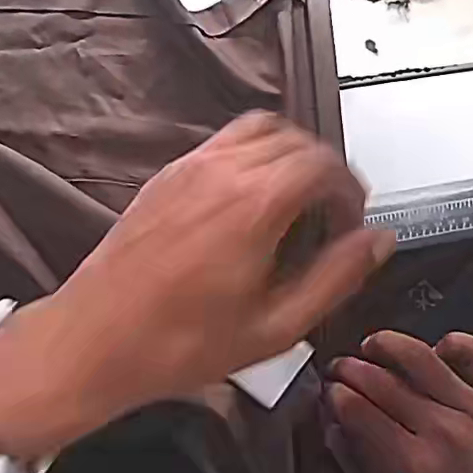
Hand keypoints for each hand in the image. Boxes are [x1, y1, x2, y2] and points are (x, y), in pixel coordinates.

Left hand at [0, 112, 396, 458]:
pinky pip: (222, 141)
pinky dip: (252, 153)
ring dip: (289, 153)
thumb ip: (336, 277)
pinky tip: (251, 198)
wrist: (94, 339)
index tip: (352, 221)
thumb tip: (378, 240)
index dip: (350, 188)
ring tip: (297, 199)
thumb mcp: (275, 326)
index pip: (323, 163)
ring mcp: (188, 166)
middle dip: (326, 168)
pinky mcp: (166, 174)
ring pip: (258, 129)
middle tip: (332, 212)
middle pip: (295, 138)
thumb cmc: (181, 343)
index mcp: (254, 203)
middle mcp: (222, 169)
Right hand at [327, 331, 472, 472]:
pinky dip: (455, 344)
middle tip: (339, 372)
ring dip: (385, 344)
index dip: (334, 395)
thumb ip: (357, 464)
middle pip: (379, 378)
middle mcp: (444, 432)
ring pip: (420, 355)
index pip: (356, 408)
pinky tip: (435, 353)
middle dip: (348, 369)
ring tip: (372, 348)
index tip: (329, 394)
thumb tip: (332, 424)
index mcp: (413, 467)